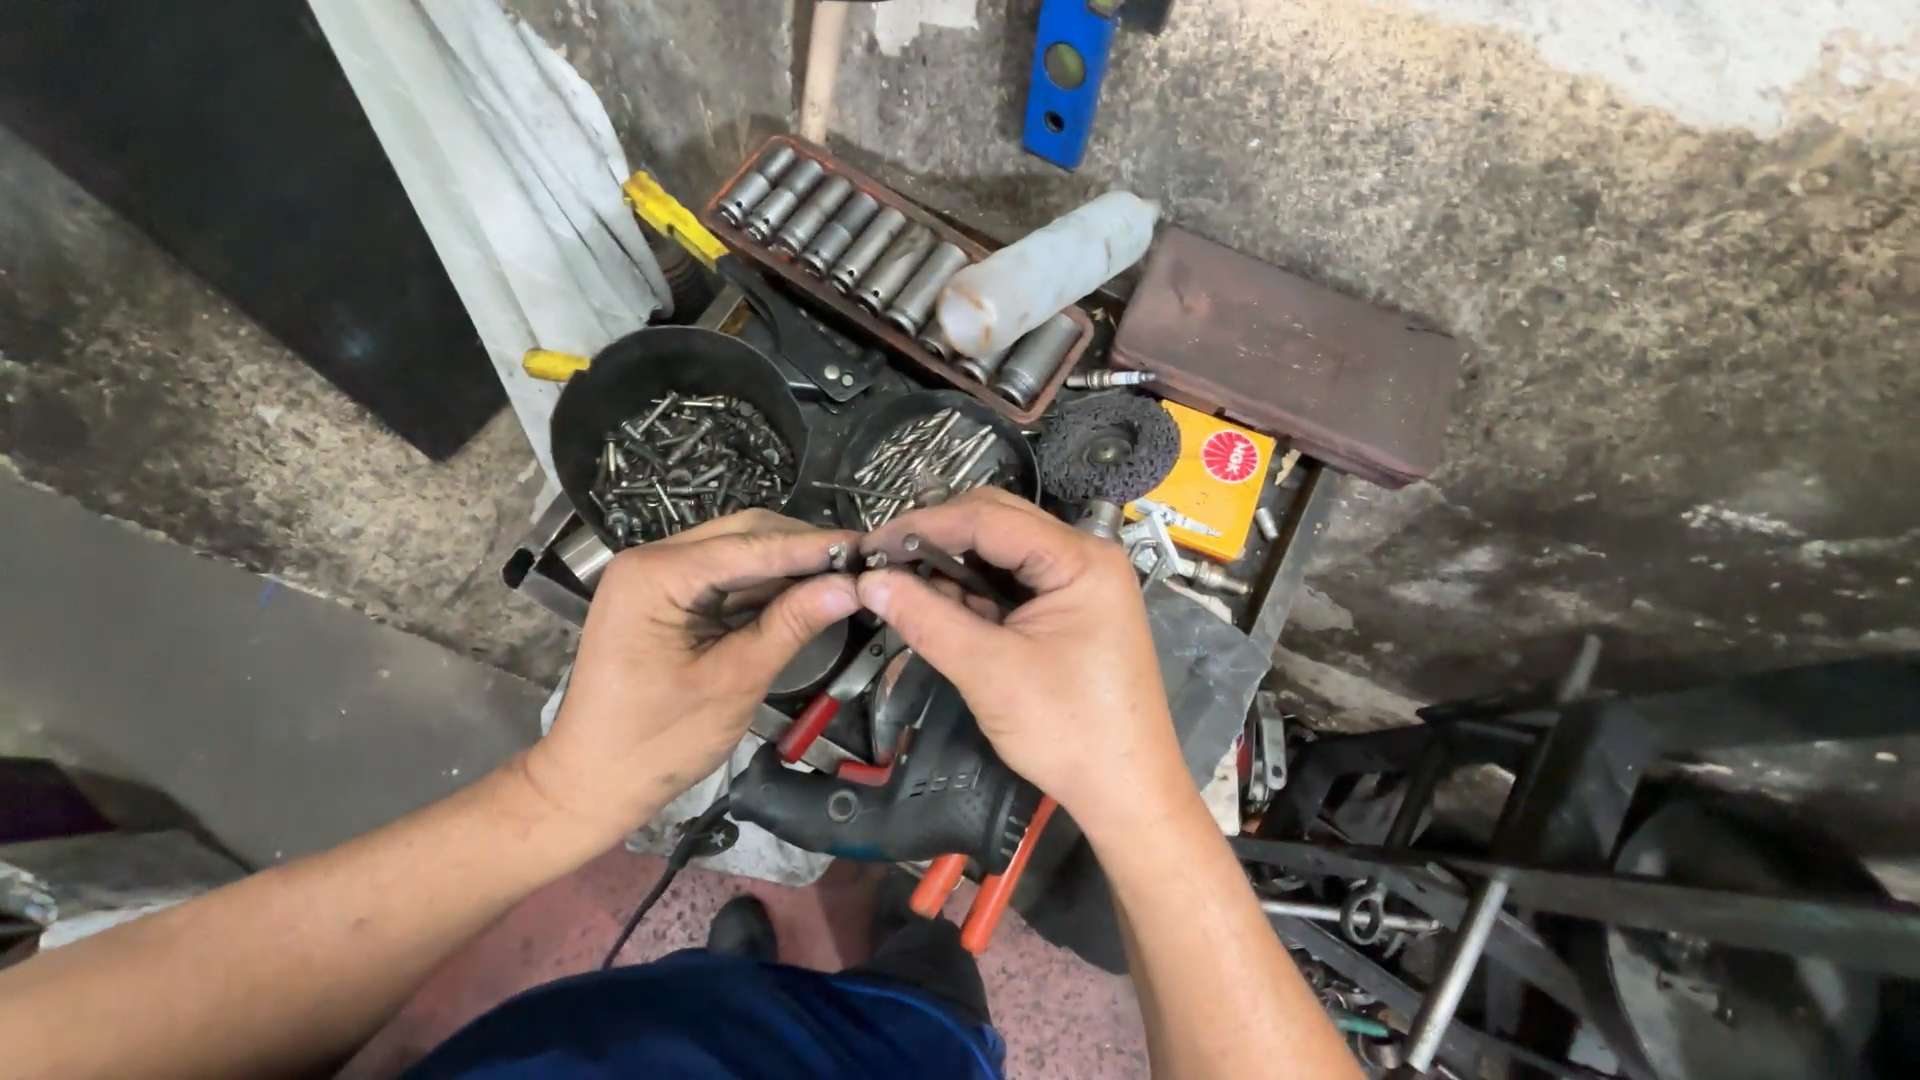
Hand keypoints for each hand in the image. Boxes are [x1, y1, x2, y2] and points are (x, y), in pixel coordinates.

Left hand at [527, 510, 858, 836]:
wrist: (591, 783)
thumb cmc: (656, 742)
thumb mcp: (734, 682)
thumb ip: (791, 626)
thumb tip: (850, 587)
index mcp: (655, 574)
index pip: (752, 545)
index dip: (814, 546)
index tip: (869, 546)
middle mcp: (653, 560)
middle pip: (745, 535)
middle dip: (804, 549)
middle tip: (863, 563)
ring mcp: (658, 578)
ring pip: (740, 554)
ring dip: (790, 566)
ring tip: (846, 576)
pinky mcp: (667, 599)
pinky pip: (727, 580)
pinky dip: (767, 588)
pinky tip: (807, 594)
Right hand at [855, 489, 1188, 838]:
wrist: (1125, 791)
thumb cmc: (1069, 730)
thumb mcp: (989, 671)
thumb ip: (926, 619)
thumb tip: (868, 582)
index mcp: (1080, 559)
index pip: (989, 518)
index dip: (925, 525)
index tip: (873, 545)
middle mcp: (1085, 557)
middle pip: (998, 523)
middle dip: (938, 539)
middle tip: (884, 561)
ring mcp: (1080, 583)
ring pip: (1001, 553)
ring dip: (954, 566)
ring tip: (905, 585)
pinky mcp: (1069, 610)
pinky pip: (1013, 583)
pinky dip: (974, 592)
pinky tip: (943, 608)